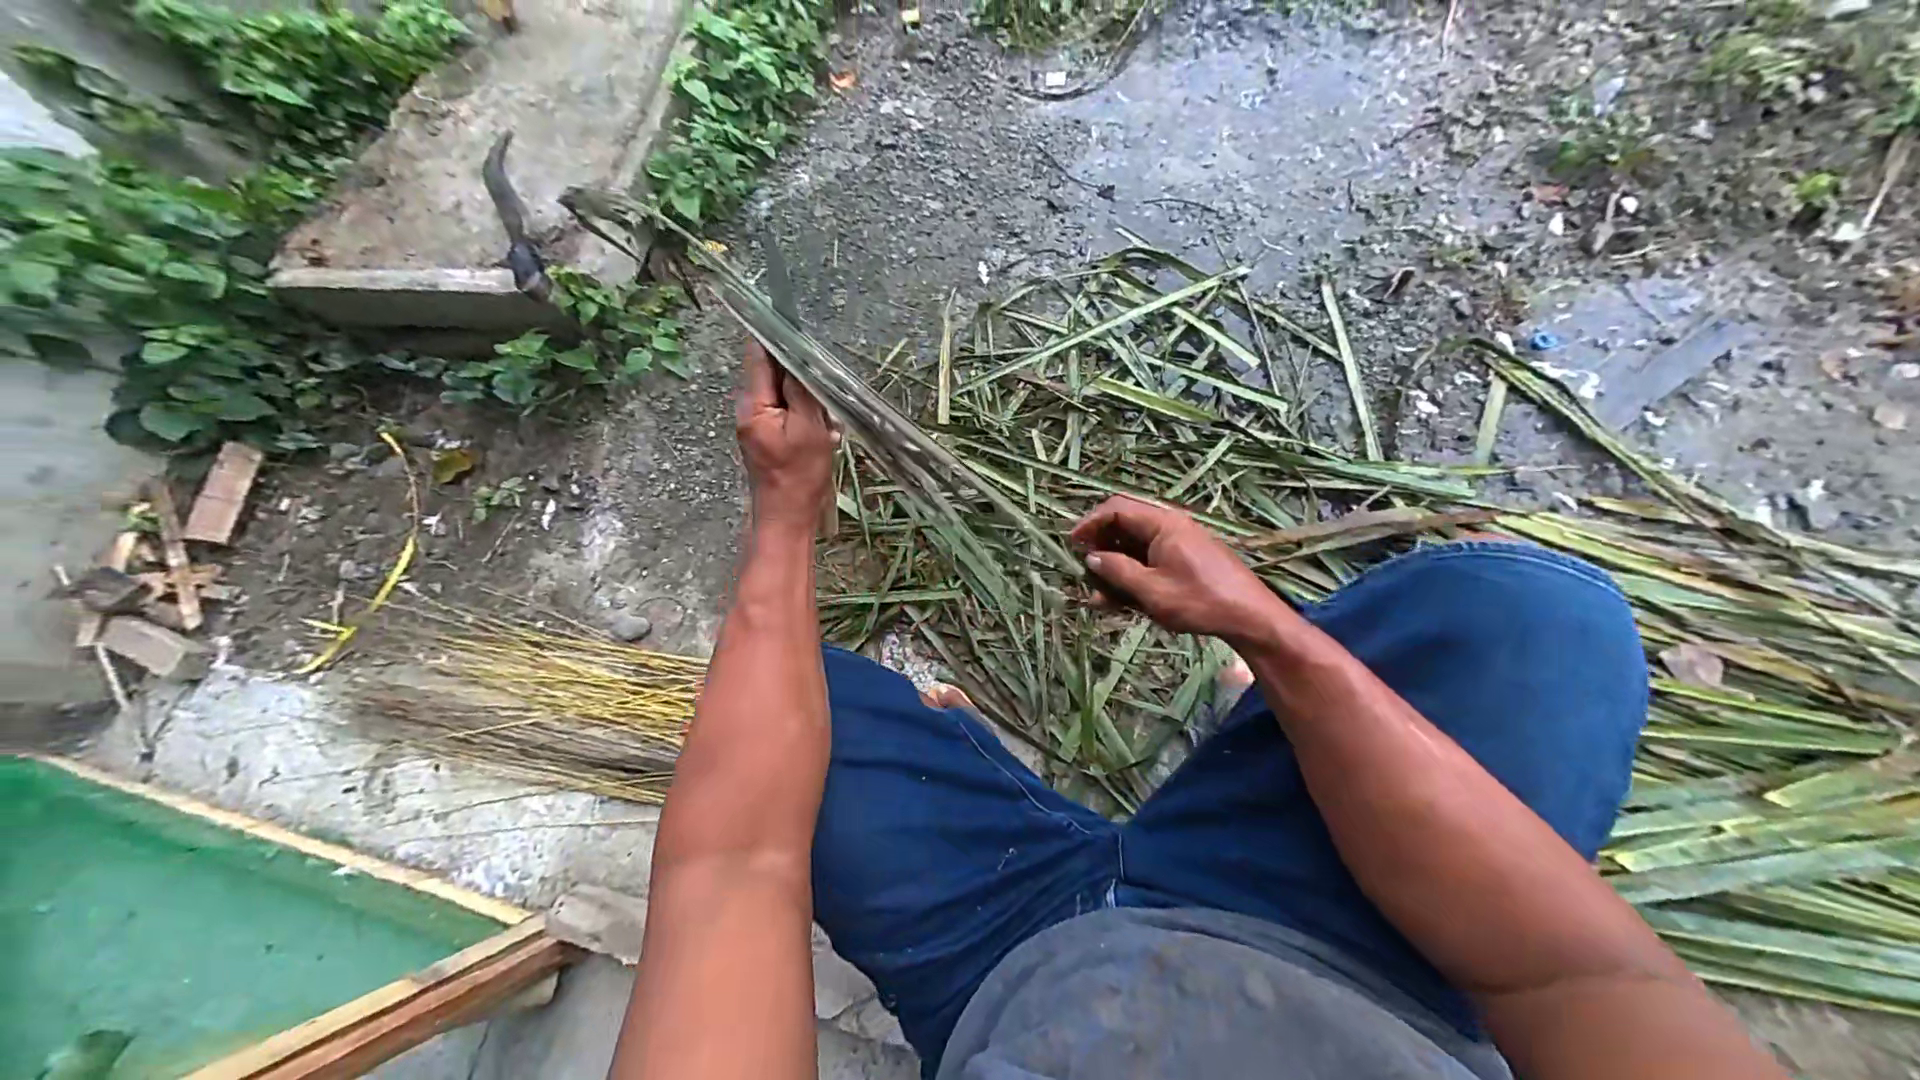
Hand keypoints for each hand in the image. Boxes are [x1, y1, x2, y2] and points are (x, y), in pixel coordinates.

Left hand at [736, 339, 836, 531]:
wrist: (787, 516)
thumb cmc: (799, 475)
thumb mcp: (809, 429)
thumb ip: (802, 391)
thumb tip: (799, 357)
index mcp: (753, 404)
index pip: (759, 355)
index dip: (776, 336)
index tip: (797, 321)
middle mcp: (748, 408)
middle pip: (771, 372)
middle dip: (799, 371)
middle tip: (825, 377)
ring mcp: (756, 423)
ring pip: (782, 392)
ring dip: (805, 396)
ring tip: (826, 412)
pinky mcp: (766, 436)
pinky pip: (786, 411)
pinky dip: (804, 414)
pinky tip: (821, 429)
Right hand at [1068, 495, 1299, 648]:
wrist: (1251, 617)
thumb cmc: (1200, 601)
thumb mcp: (1151, 590)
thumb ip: (1117, 571)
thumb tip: (1092, 558)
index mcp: (1163, 523)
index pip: (1116, 508)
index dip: (1089, 523)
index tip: (1071, 544)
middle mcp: (1170, 525)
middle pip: (1124, 523)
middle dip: (1100, 545)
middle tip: (1084, 567)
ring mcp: (1179, 542)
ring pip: (1135, 544)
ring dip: (1115, 564)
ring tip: (1100, 594)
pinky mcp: (1185, 559)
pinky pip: (1150, 558)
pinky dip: (1133, 573)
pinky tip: (1122, 598)